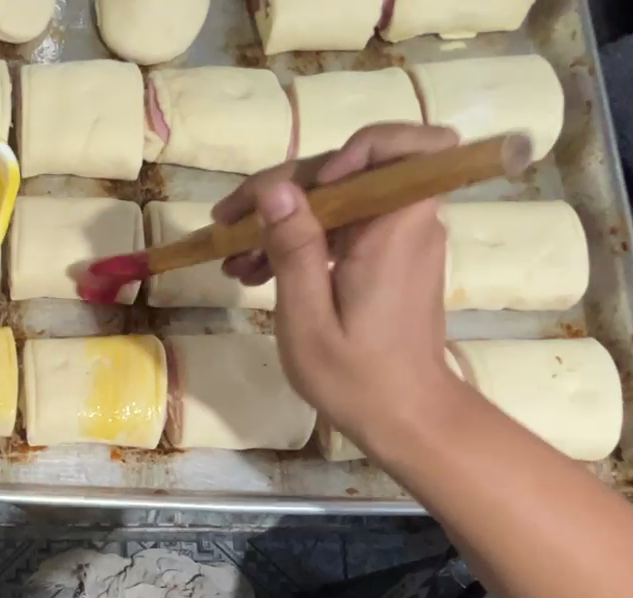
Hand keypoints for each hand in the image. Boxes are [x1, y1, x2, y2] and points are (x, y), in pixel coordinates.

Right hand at [211, 124, 474, 448]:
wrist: (402, 414)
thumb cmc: (354, 375)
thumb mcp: (308, 318)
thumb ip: (294, 249)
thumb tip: (275, 190)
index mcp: (396, 227)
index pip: (401, 148)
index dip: (351, 152)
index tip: (300, 192)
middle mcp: (406, 220)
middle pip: (349, 174)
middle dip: (285, 192)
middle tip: (226, 225)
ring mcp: (396, 239)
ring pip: (338, 203)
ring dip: (282, 222)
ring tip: (233, 262)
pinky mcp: (384, 260)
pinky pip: (340, 232)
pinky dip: (298, 244)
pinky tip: (255, 274)